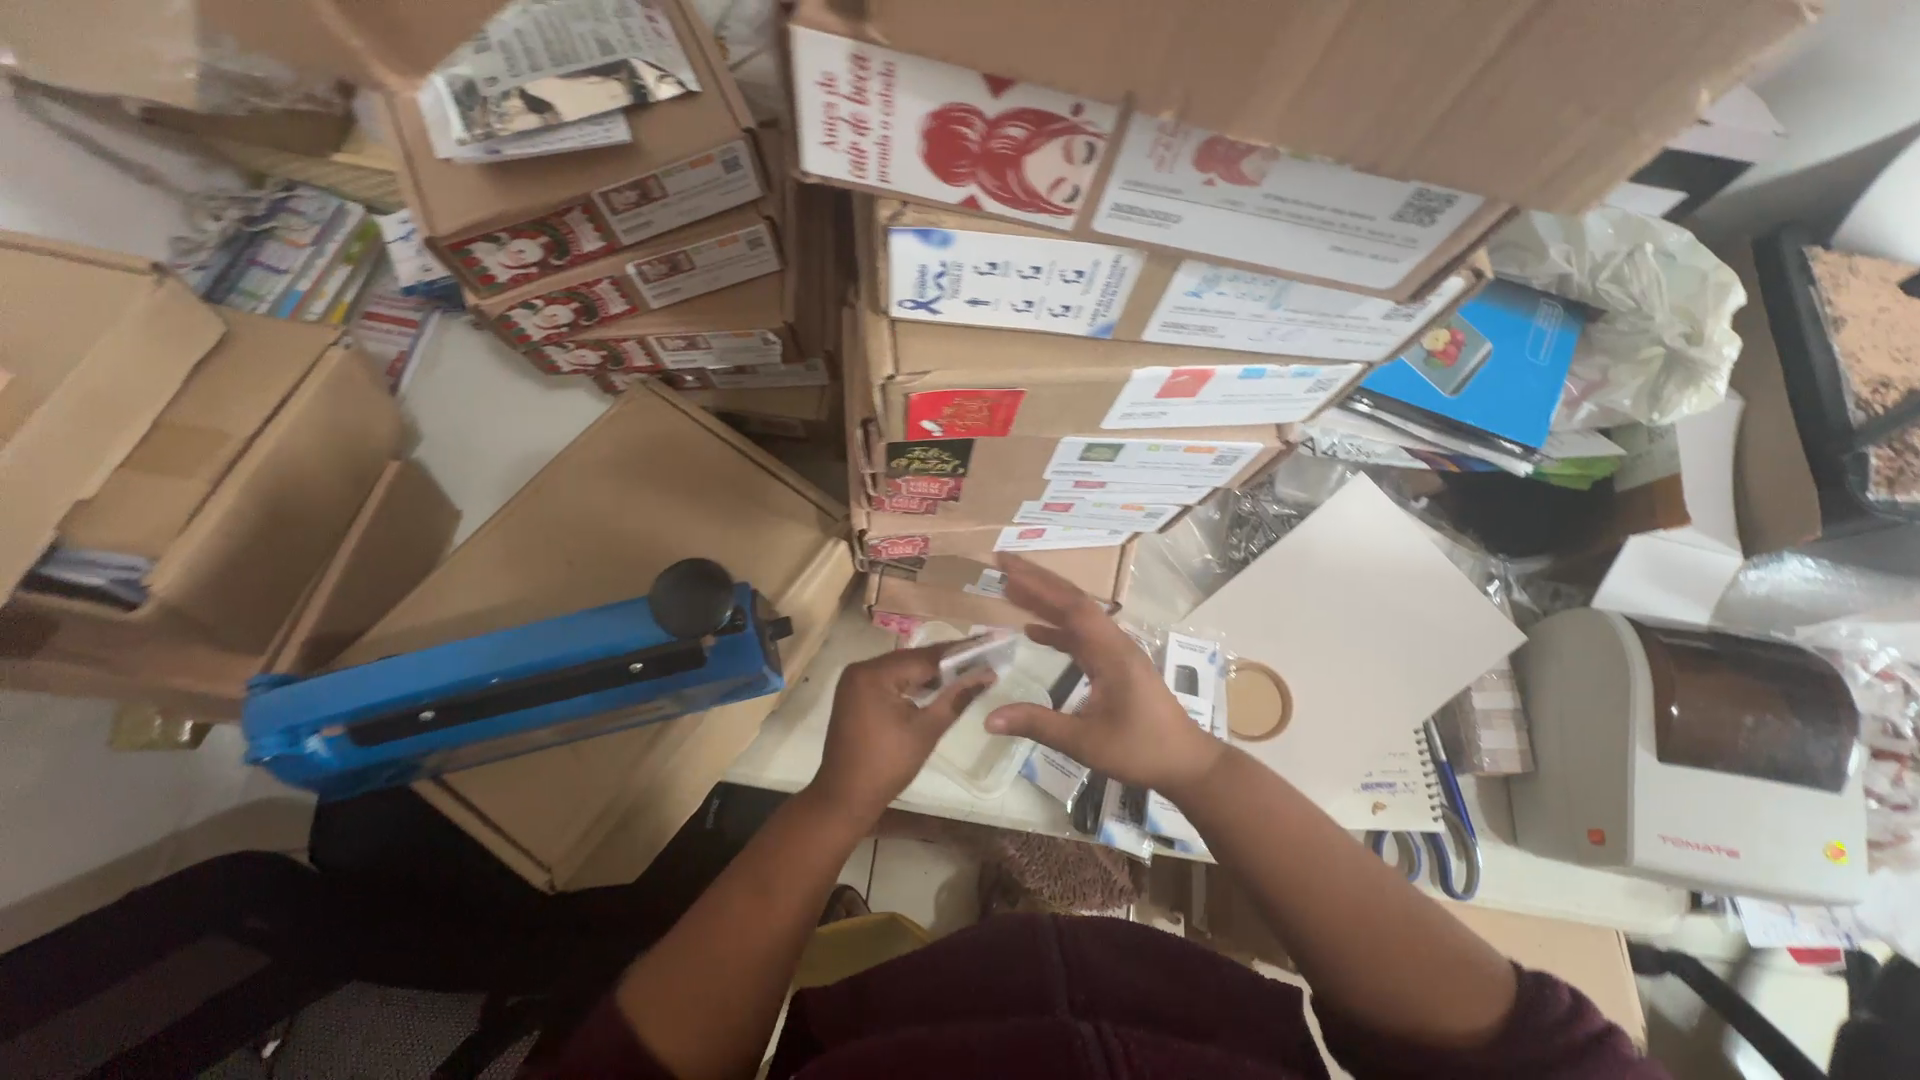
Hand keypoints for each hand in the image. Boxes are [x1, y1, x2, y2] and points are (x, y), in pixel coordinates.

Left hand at [808, 645, 993, 825]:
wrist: (845, 797)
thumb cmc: (887, 765)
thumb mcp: (927, 730)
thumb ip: (957, 698)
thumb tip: (987, 674)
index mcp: (874, 674)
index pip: (925, 656)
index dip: (959, 654)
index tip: (988, 647)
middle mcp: (861, 669)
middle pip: (912, 659)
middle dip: (946, 661)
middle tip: (981, 658)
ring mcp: (855, 682)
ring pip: (901, 668)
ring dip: (930, 672)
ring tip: (966, 670)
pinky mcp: (855, 694)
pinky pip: (889, 680)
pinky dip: (911, 682)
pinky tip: (936, 686)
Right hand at [984, 554, 1226, 798]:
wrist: (1186, 763)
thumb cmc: (1139, 751)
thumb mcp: (1084, 742)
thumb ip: (1037, 725)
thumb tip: (989, 718)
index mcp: (1111, 653)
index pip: (1071, 606)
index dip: (1038, 584)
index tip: (1007, 566)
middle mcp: (1115, 644)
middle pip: (1074, 602)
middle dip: (1038, 582)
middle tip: (1002, 565)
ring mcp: (1117, 653)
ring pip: (1078, 618)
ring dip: (1046, 603)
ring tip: (1011, 590)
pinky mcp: (1117, 666)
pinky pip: (1083, 638)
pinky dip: (1058, 630)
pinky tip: (1034, 632)